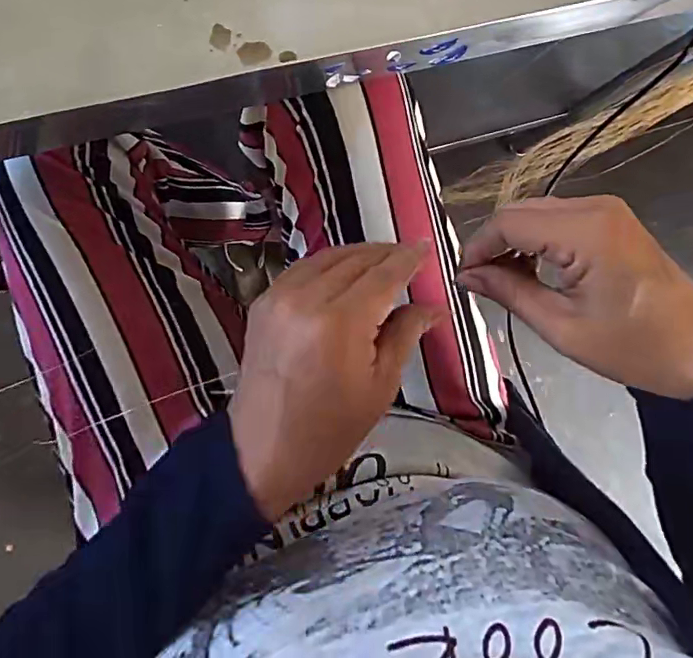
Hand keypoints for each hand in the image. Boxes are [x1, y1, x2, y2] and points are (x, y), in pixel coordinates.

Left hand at [228, 243, 439, 521]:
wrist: (264, 445)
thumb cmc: (329, 428)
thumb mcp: (379, 385)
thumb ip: (404, 335)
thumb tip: (431, 307)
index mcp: (339, 322)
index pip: (381, 275)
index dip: (406, 259)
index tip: (424, 247)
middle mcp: (304, 299)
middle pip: (352, 261)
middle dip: (383, 253)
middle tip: (407, 254)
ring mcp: (277, 297)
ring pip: (324, 259)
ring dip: (354, 255)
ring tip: (380, 260)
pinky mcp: (262, 302)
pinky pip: (300, 270)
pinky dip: (325, 265)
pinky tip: (342, 273)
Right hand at [456, 195, 692, 400]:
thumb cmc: (636, 347)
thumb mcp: (561, 327)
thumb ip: (507, 291)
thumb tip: (466, 275)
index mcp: (587, 233)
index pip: (508, 222)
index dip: (478, 246)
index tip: (465, 275)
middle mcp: (596, 209)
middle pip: (518, 211)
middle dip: (493, 242)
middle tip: (481, 278)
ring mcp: (606, 210)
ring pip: (533, 211)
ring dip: (512, 239)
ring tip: (505, 276)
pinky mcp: (610, 218)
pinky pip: (554, 216)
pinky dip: (534, 237)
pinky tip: (531, 266)